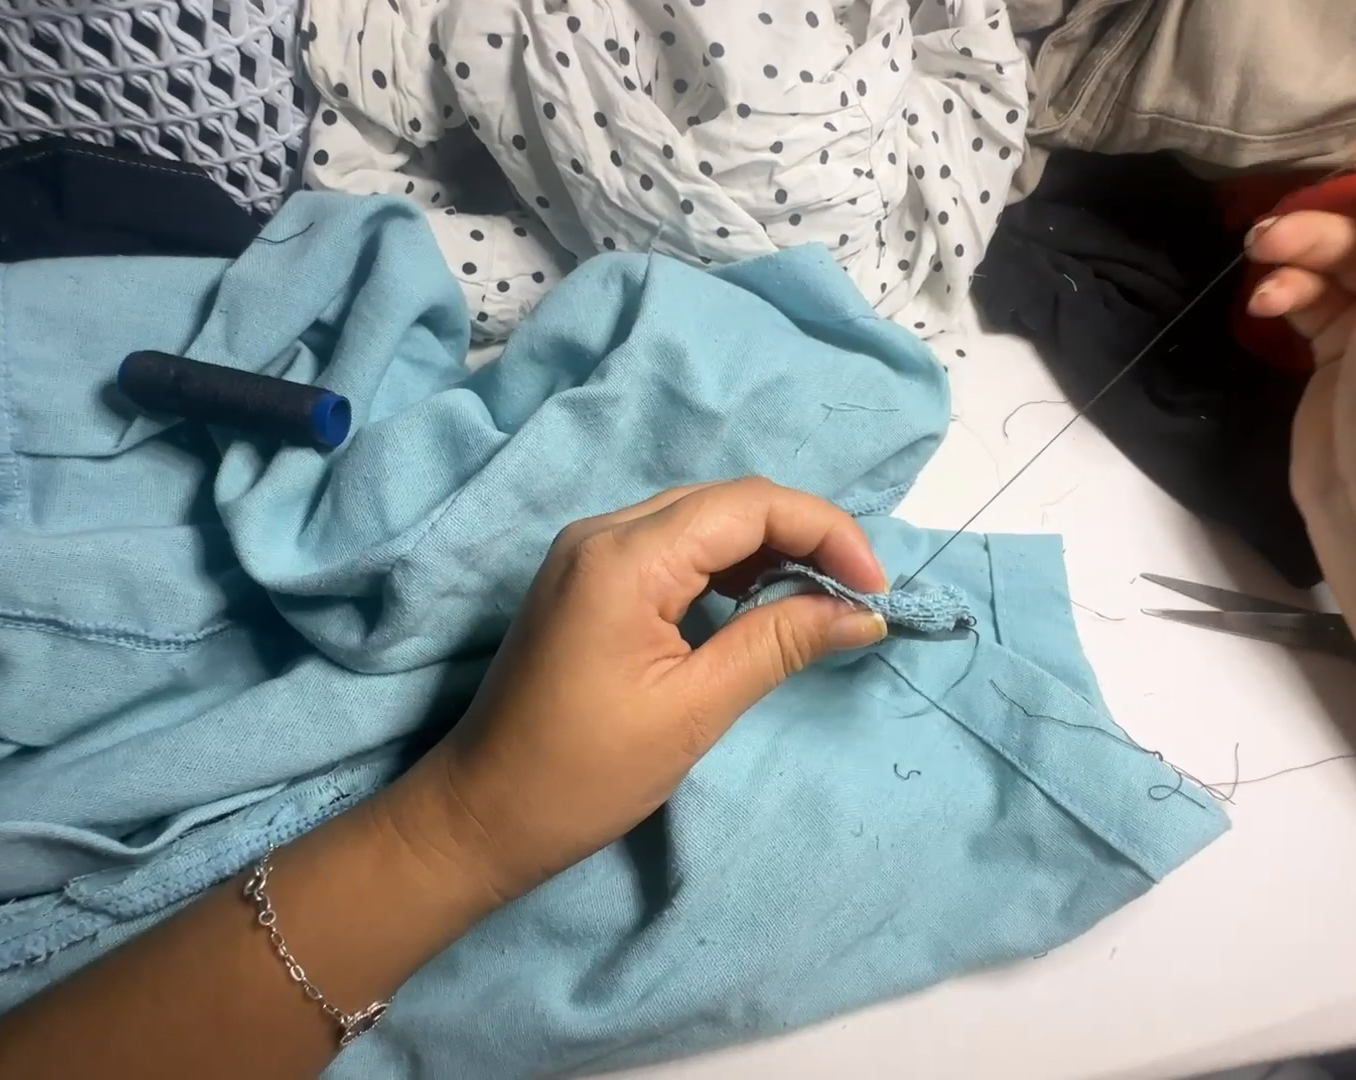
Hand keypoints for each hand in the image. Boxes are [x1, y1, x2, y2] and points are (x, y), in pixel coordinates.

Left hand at [380, 478, 890, 902]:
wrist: (481, 814)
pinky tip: (759, 597)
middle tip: (854, 594)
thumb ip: (780, 644)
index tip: (874, 587)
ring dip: (770, 548)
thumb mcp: (695, 710)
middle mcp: (605, 530)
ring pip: (705, 518)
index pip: (750, 505)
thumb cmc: (583, 775)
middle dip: (804, 536)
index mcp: (626, 557)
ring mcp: (592, 548)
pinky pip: (676, 544)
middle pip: (729, 502)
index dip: (826, 532)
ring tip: (820, 596)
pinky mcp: (591, 574)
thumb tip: (863, 613)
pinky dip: (730, 564)